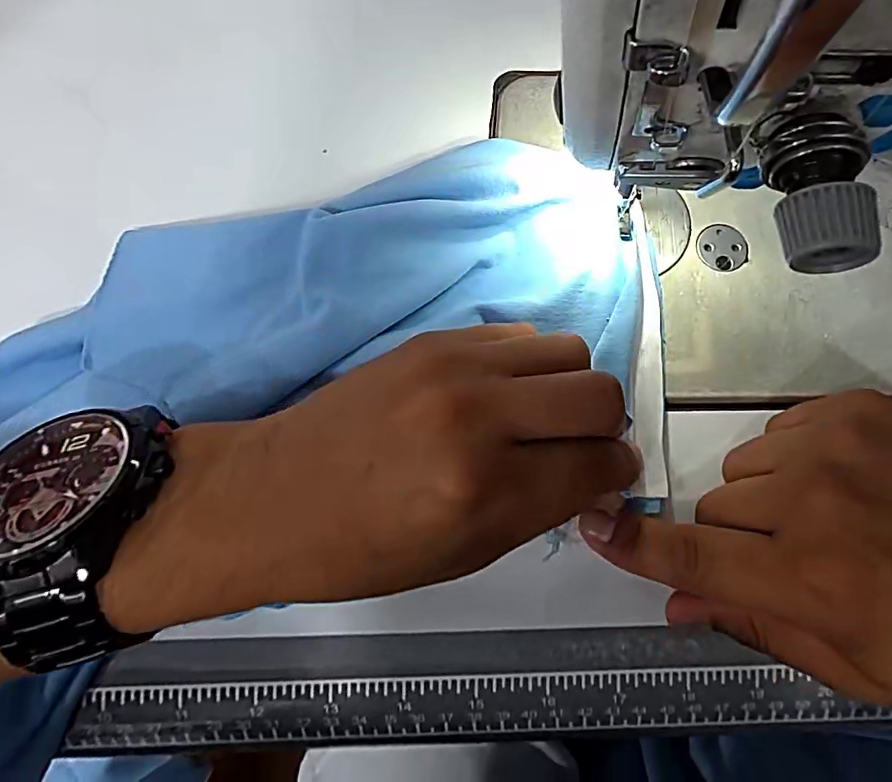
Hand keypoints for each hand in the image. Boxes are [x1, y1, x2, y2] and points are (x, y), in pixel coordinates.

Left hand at [105, 325, 639, 630]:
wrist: (273, 496)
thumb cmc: (363, 549)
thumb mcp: (464, 554)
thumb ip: (542, 509)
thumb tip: (599, 476)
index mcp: (485, 490)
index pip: (597, 464)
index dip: (617, 472)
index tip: (612, 474)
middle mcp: (479, 417)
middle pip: (599, 394)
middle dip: (606, 426)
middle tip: (582, 444)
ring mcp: (456, 366)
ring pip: (568, 351)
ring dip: (571, 386)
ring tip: (542, 412)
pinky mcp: (437, 338)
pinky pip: (519, 336)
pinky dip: (528, 365)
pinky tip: (501, 391)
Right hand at [580, 390, 891, 706]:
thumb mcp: (857, 668)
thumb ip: (758, 627)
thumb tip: (680, 605)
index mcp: (812, 576)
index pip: (696, 557)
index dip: (639, 546)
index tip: (596, 525)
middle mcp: (811, 499)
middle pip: (717, 506)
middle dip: (737, 537)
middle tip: (789, 558)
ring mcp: (832, 441)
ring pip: (745, 466)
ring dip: (765, 496)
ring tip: (825, 518)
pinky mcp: (852, 407)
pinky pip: (779, 432)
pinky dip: (793, 460)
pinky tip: (844, 483)